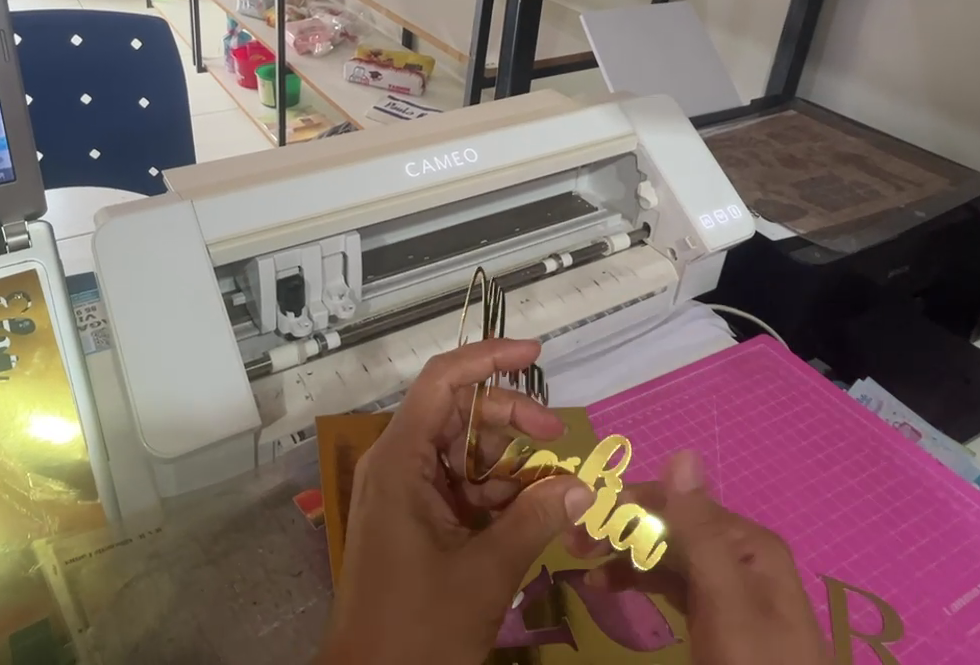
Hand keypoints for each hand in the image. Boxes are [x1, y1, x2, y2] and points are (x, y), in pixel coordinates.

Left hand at [316, 340, 593, 664]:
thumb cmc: (419, 627)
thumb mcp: (485, 572)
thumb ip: (534, 520)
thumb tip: (581, 484)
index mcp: (400, 459)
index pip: (441, 381)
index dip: (486, 357)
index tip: (533, 352)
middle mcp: (398, 462)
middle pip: (457, 412)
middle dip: (508, 417)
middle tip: (556, 436)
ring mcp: (404, 490)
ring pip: (461, 449)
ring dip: (506, 461)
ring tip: (548, 486)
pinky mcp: (413, 517)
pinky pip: (458, 484)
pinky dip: (493, 491)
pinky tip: (526, 511)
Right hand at [572, 451, 828, 664]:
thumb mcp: (725, 600)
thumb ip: (700, 529)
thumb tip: (682, 452)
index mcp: (746, 542)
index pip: (674, 502)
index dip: (625, 506)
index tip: (577, 516)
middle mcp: (737, 554)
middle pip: (667, 525)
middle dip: (619, 529)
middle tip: (571, 541)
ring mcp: (726, 586)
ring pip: (664, 553)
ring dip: (622, 553)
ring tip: (580, 561)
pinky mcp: (714, 615)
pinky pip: (669, 581)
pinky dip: (637, 578)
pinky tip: (607, 584)